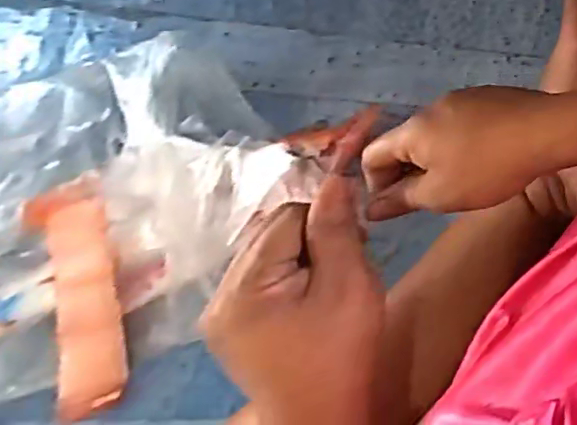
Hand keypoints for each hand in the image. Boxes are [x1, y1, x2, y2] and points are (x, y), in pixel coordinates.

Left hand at [202, 142, 382, 424]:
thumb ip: (336, 225)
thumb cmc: (341, 345)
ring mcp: (222, 311)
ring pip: (269, 244)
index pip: (288, 214)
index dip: (326, 214)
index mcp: (244, 288)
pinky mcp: (233, 322)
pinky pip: (264, 268)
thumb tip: (334, 175)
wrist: (323, 413)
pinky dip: (294, 264)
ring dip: (305, 244)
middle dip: (314, 227)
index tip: (356, 231)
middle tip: (350, 251)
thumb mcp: (348, 279)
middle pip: (273, 226)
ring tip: (335, 269)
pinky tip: (316, 283)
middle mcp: (220, 296)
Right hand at [362, 87, 559, 218]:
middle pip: (406, 140)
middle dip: (410, 171)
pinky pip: (464, 121)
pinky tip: (488, 158)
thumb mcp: (441, 194)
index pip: (372, 154)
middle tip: (433, 197)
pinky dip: (464, 142)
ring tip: (464, 179)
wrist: (549, 129)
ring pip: (437, 131)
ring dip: (439, 157)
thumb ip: (401, 200)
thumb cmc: (490, 167)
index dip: (376, 185)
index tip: (400, 204)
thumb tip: (371, 206)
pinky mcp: (493, 96)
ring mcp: (467, 96)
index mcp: (415, 126)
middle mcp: (436, 104)